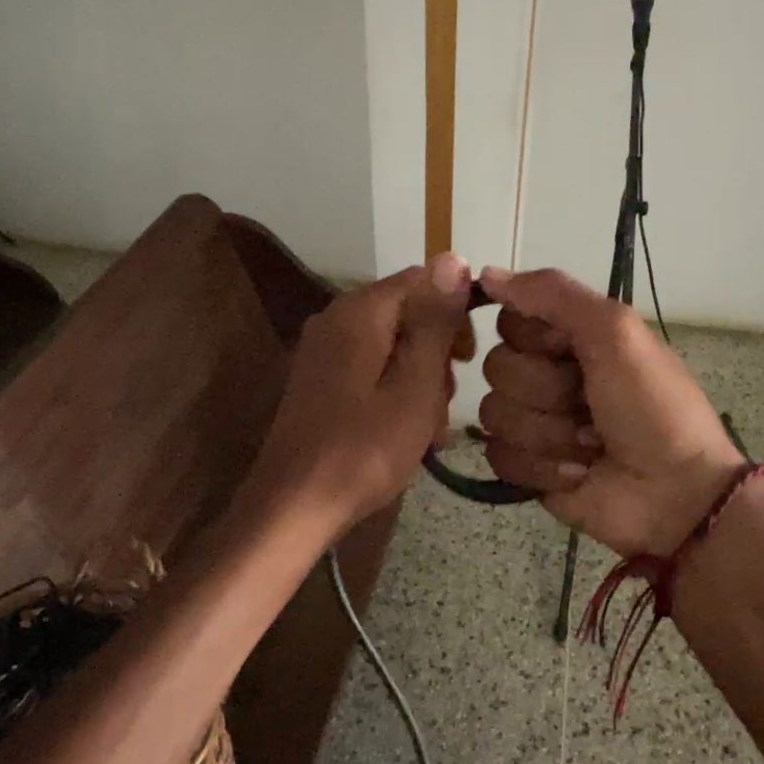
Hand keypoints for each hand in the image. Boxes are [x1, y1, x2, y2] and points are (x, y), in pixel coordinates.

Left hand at [249, 253, 473, 538]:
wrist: (293, 506)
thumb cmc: (364, 449)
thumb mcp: (415, 386)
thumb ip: (435, 322)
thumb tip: (453, 257)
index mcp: (360, 311)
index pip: (422, 280)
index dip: (455, 312)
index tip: (470, 360)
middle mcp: (335, 319)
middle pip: (405, 312)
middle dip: (436, 353)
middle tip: (446, 404)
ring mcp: (322, 351)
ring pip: (390, 345)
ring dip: (418, 379)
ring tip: (428, 430)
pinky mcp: (318, 381)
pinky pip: (369, 369)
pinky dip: (394, 392)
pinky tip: (404, 432)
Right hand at [476, 266, 743, 558]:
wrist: (677, 492)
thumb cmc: (653, 405)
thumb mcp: (615, 331)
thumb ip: (553, 294)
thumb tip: (486, 274)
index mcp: (568, 338)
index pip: (509, 322)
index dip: (535, 340)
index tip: (573, 352)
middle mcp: (546, 375)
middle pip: (497, 368)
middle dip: (547, 391)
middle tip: (590, 405)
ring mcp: (534, 424)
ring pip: (495, 414)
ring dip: (550, 432)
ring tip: (591, 444)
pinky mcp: (527, 469)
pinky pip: (500, 457)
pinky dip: (543, 467)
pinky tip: (579, 472)